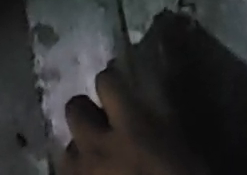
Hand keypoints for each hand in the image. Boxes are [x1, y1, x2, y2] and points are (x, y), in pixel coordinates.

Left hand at [60, 65, 203, 174]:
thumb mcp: (180, 149)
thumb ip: (158, 125)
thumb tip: (146, 110)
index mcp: (130, 127)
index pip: (106, 81)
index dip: (111, 82)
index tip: (118, 88)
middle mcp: (98, 146)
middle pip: (74, 108)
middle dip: (87, 113)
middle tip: (102, 126)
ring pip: (67, 149)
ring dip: (81, 152)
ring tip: (97, 165)